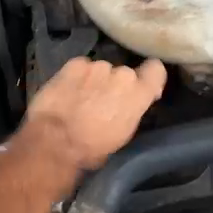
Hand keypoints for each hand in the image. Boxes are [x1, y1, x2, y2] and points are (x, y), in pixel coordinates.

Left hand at [17, 58, 166, 169]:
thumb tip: (130, 104)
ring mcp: (97, 66)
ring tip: (80, 99)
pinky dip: (76, 78)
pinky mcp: (74, 64)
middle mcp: (122, 74)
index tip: (140, 87)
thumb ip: (132, 110)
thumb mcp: (124, 134)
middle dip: (115, 85)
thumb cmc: (93, 148)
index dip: (148, 76)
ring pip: (100, 71)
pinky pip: (81, 68)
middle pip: (123, 74)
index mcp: (139, 93)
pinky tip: (67, 92)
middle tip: (102, 102)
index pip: (156, 70)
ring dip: (95, 81)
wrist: (56, 142)